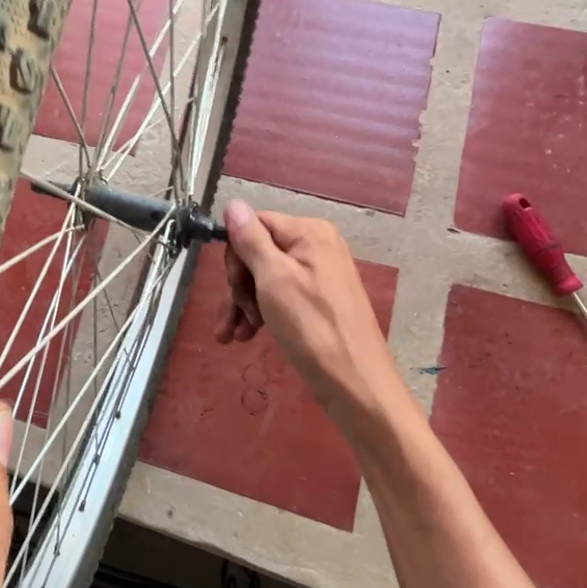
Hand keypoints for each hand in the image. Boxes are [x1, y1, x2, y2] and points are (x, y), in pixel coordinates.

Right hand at [215, 200, 395, 423]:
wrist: (354, 383)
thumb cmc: (312, 327)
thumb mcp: (274, 279)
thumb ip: (251, 240)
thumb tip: (233, 204)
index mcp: (309, 233)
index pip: (255, 224)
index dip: (237, 254)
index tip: (232, 285)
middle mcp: (316, 247)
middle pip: (257, 252)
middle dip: (240, 285)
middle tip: (239, 315)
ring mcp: (318, 275)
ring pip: (263, 278)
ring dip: (244, 304)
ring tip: (234, 335)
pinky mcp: (316, 301)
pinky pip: (278, 296)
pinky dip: (260, 313)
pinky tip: (244, 336)